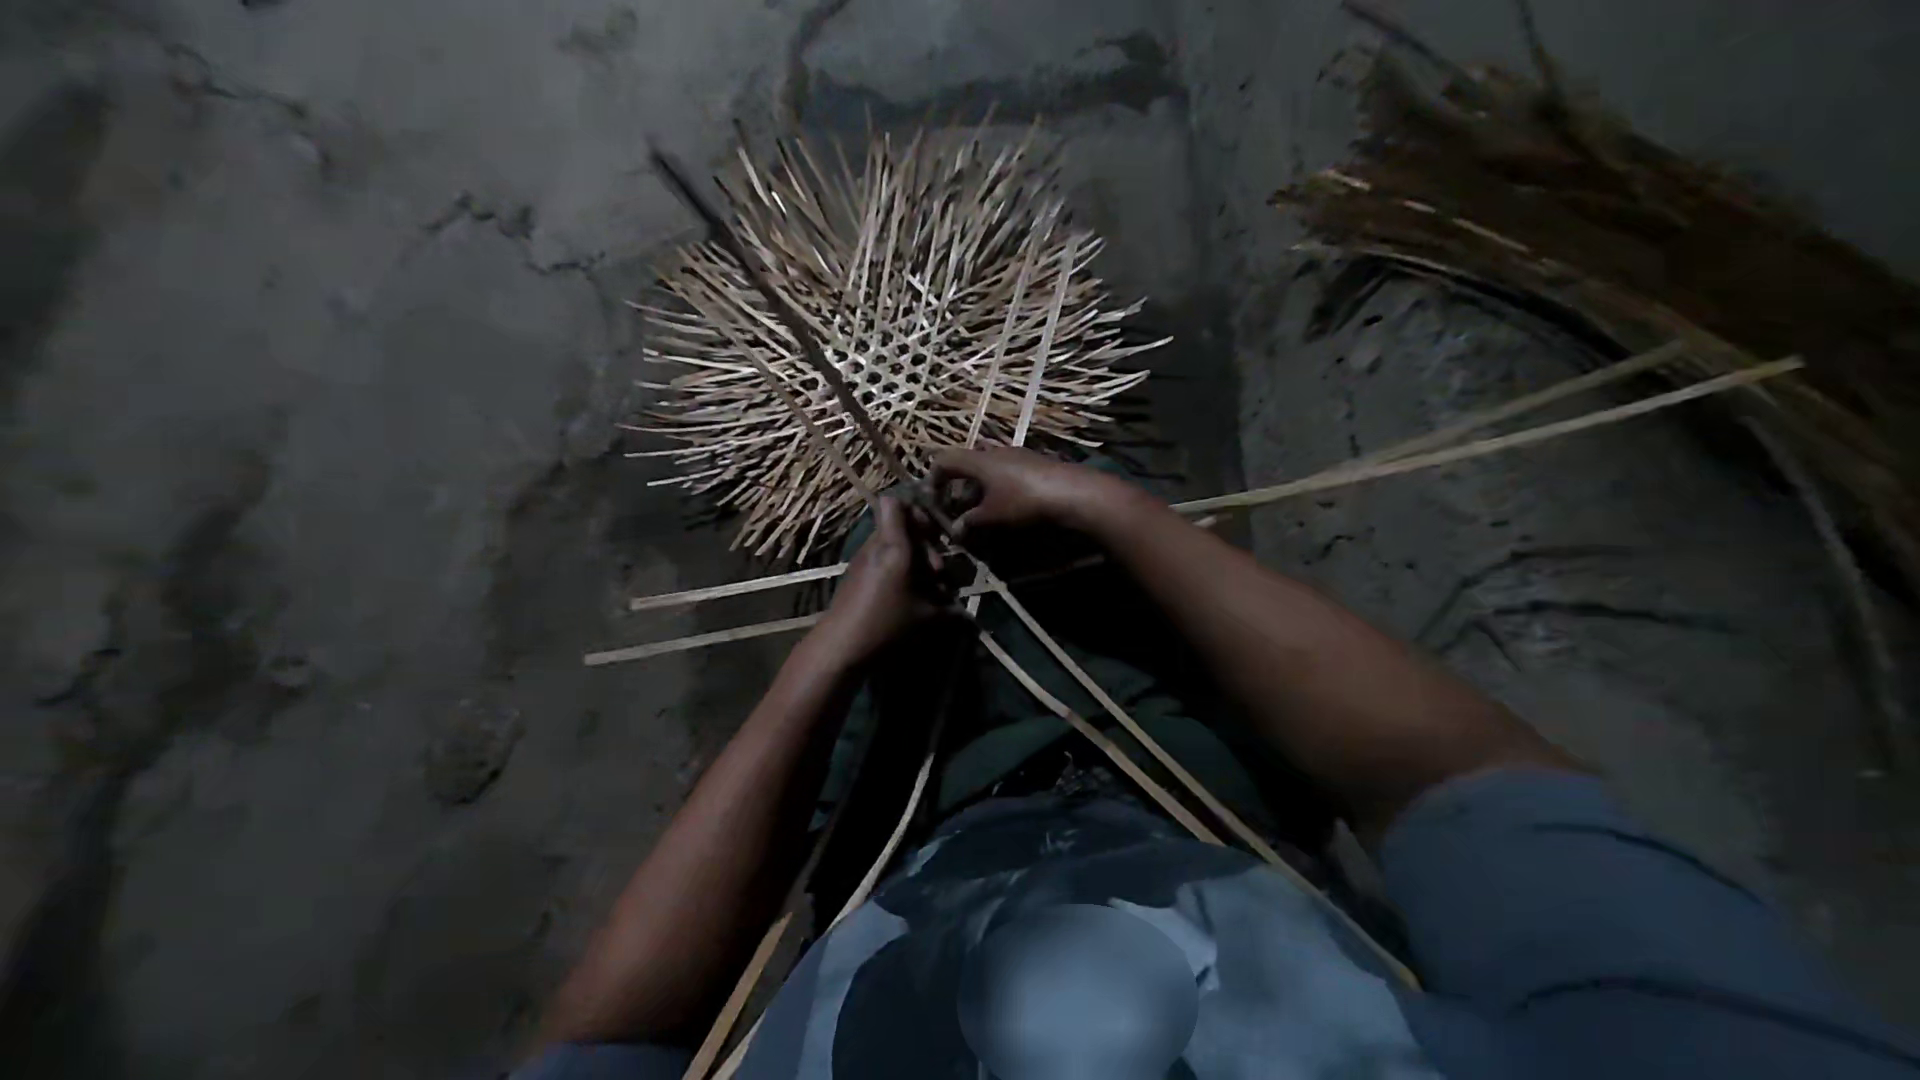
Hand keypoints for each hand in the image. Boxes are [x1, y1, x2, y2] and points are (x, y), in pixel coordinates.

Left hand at [809, 497, 949, 664]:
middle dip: (923, 543)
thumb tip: (965, 614)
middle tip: (936, 571)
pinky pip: (881, 560)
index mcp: (894, 546)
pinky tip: (907, 596)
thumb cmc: (885, 623)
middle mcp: (876, 546)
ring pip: (891, 544)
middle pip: (899, 525)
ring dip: (911, 558)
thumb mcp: (924, 618)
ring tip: (926, 587)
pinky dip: (897, 570)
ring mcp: (863, 560)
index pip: (895, 503)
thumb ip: (947, 611)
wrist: (840, 645)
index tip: (934, 534)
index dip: (916, 511)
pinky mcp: (856, 575)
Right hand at [932, 447, 1141, 537]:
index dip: (934, 479)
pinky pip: (1006, 471)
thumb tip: (954, 532)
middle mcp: (995, 452)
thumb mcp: (992, 515)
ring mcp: (1016, 454)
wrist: (1071, 491)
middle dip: (959, 485)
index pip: (944, 461)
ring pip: (988, 467)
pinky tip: (1008, 504)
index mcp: (979, 460)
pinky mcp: (1034, 462)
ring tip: (982, 509)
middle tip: (958, 507)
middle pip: (967, 463)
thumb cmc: (1023, 501)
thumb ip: (970, 522)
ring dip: (980, 486)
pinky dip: (998, 485)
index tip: (933, 499)